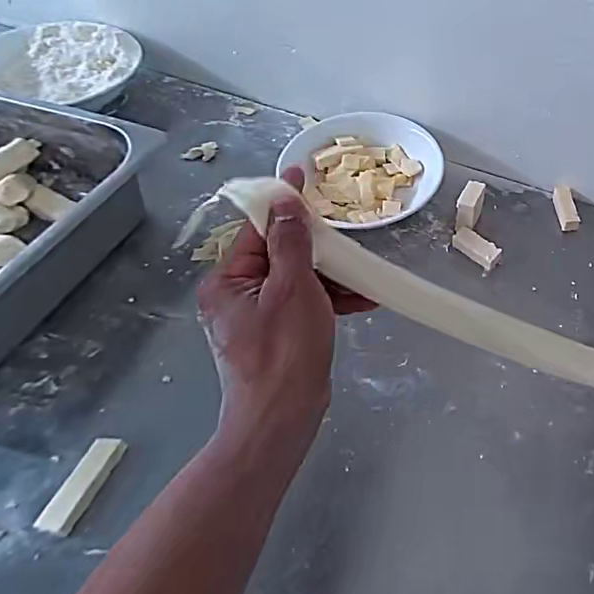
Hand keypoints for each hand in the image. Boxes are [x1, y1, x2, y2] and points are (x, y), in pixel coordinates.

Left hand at [196, 170, 375, 457]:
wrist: (282, 418)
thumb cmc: (285, 351)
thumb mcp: (293, 288)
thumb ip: (291, 243)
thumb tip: (287, 203)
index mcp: (228, 281)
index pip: (258, 230)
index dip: (283, 203)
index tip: (301, 175)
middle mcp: (236, 295)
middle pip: (282, 253)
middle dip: (319, 248)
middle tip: (347, 238)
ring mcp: (257, 315)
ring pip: (299, 278)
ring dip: (333, 275)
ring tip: (364, 276)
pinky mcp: (277, 332)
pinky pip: (305, 302)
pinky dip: (332, 298)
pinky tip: (364, 299)